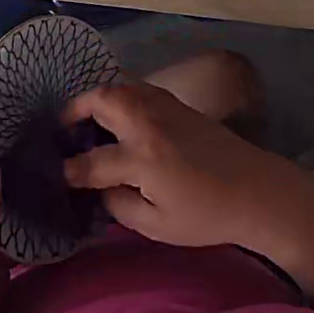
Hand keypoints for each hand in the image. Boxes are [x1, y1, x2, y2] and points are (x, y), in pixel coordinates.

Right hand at [61, 81, 313, 254]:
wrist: (257, 190)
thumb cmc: (207, 214)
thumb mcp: (157, 225)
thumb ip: (119, 204)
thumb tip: (98, 187)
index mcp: (142, 158)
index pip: (92, 161)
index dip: (69, 170)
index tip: (56, 174)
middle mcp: (148, 124)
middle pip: (101, 101)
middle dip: (75, 110)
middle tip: (64, 128)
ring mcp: (164, 107)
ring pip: (120, 86)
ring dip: (97, 99)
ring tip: (88, 119)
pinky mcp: (178, 103)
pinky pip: (139, 88)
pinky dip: (120, 95)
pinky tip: (119, 117)